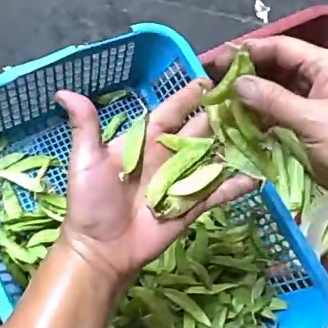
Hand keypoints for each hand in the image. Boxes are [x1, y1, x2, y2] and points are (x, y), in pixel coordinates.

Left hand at [52, 80, 255, 286]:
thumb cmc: (90, 201)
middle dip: (221, 116)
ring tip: (264, 129)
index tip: (208, 79)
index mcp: (143, 142)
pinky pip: (217, 193)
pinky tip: (259, 175)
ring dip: (234, 145)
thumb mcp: (85, 159)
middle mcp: (166, 157)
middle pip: (199, 131)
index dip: (188, 96)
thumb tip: (62, 91)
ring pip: (213, 158)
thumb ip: (84, 125)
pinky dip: (236, 185)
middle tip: (249, 98)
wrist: (99, 248)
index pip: (170, 112)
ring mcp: (181, 182)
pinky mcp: (191, 207)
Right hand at [202, 36, 327, 206]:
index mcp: (325, 65)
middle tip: (212, 80)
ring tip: (219, 98)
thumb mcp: (311, 120)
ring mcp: (310, 99)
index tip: (217, 60)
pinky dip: (256, 110)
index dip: (247, 51)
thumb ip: (272, 99)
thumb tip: (235, 83)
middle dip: (244, 71)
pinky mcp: (304, 120)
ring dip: (248, 92)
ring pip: (271, 86)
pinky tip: (235, 115)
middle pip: (273, 65)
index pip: (280, 47)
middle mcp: (317, 76)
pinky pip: (274, 107)